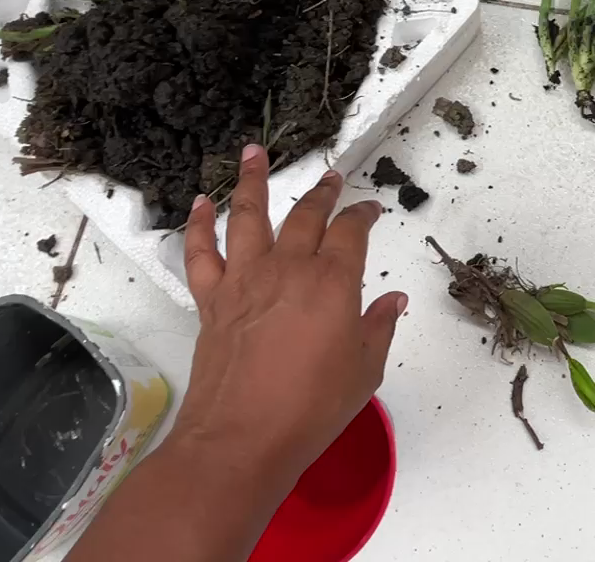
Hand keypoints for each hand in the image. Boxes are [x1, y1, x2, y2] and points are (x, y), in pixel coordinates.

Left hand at [166, 144, 405, 485]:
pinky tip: (201, 204)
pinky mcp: (212, 299)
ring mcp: (246, 279)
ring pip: (249, 216)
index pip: (351, 231)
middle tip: (331, 176)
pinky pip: (200, 253)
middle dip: (322, 192)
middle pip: (307, 215)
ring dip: (253, 181)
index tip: (371, 210)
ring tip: (253, 151)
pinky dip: (199, 226)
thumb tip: (395, 299)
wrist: (239, 442)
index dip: (363, 214)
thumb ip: (380, 326)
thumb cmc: (311, 408)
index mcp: (333, 282)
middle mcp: (289, 268)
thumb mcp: (364, 370)